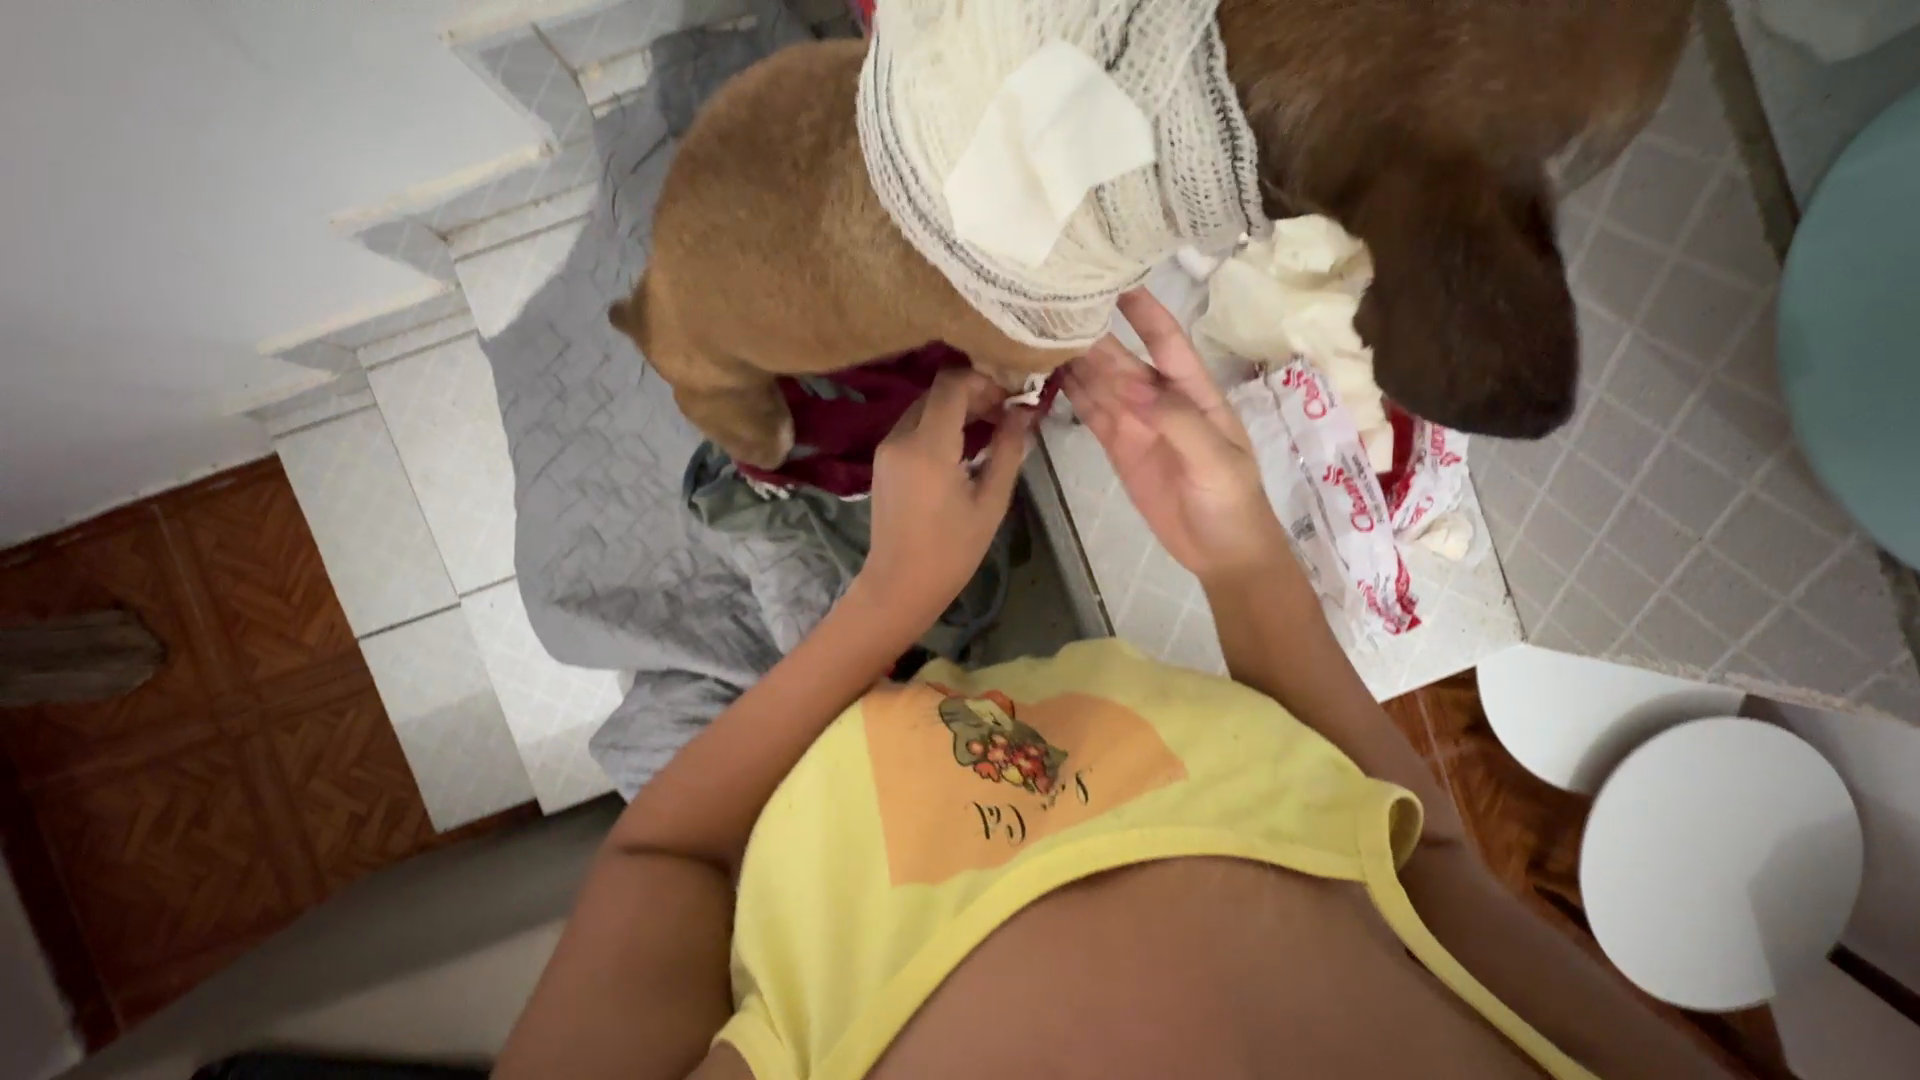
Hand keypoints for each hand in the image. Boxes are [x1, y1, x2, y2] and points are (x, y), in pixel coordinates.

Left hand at [854, 368, 1033, 632]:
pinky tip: (964, 444)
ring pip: (923, 407)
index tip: (1010, 396)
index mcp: (928, 447)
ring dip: (956, 408)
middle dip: (973, 393)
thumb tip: (1022, 413)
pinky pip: (913, 426)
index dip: (984, 380)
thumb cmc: (952, 551)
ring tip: (990, 426)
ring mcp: (886, 448)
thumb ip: (1008, 451)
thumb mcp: (990, 502)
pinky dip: (938, 424)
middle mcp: (900, 438)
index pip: (952, 385)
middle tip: (1006, 410)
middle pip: (936, 392)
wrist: (900, 584)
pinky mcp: (882, 460)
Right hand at [1064, 290, 1286, 584]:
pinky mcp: (1118, 448)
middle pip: (1122, 360)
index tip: (1115, 281)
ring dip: (1075, 361)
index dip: (1144, 311)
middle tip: (1052, 309)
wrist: (1223, 551)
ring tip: (1039, 334)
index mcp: (1194, 392)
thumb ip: (1177, 421)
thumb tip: (1130, 387)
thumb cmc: (1232, 500)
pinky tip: (1047, 375)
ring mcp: (1137, 424)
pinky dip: (1071, 395)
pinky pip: (1092, 415)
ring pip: (1101, 384)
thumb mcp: (1215, 459)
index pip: (1167, 341)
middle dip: (1093, 334)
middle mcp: (1161, 399)